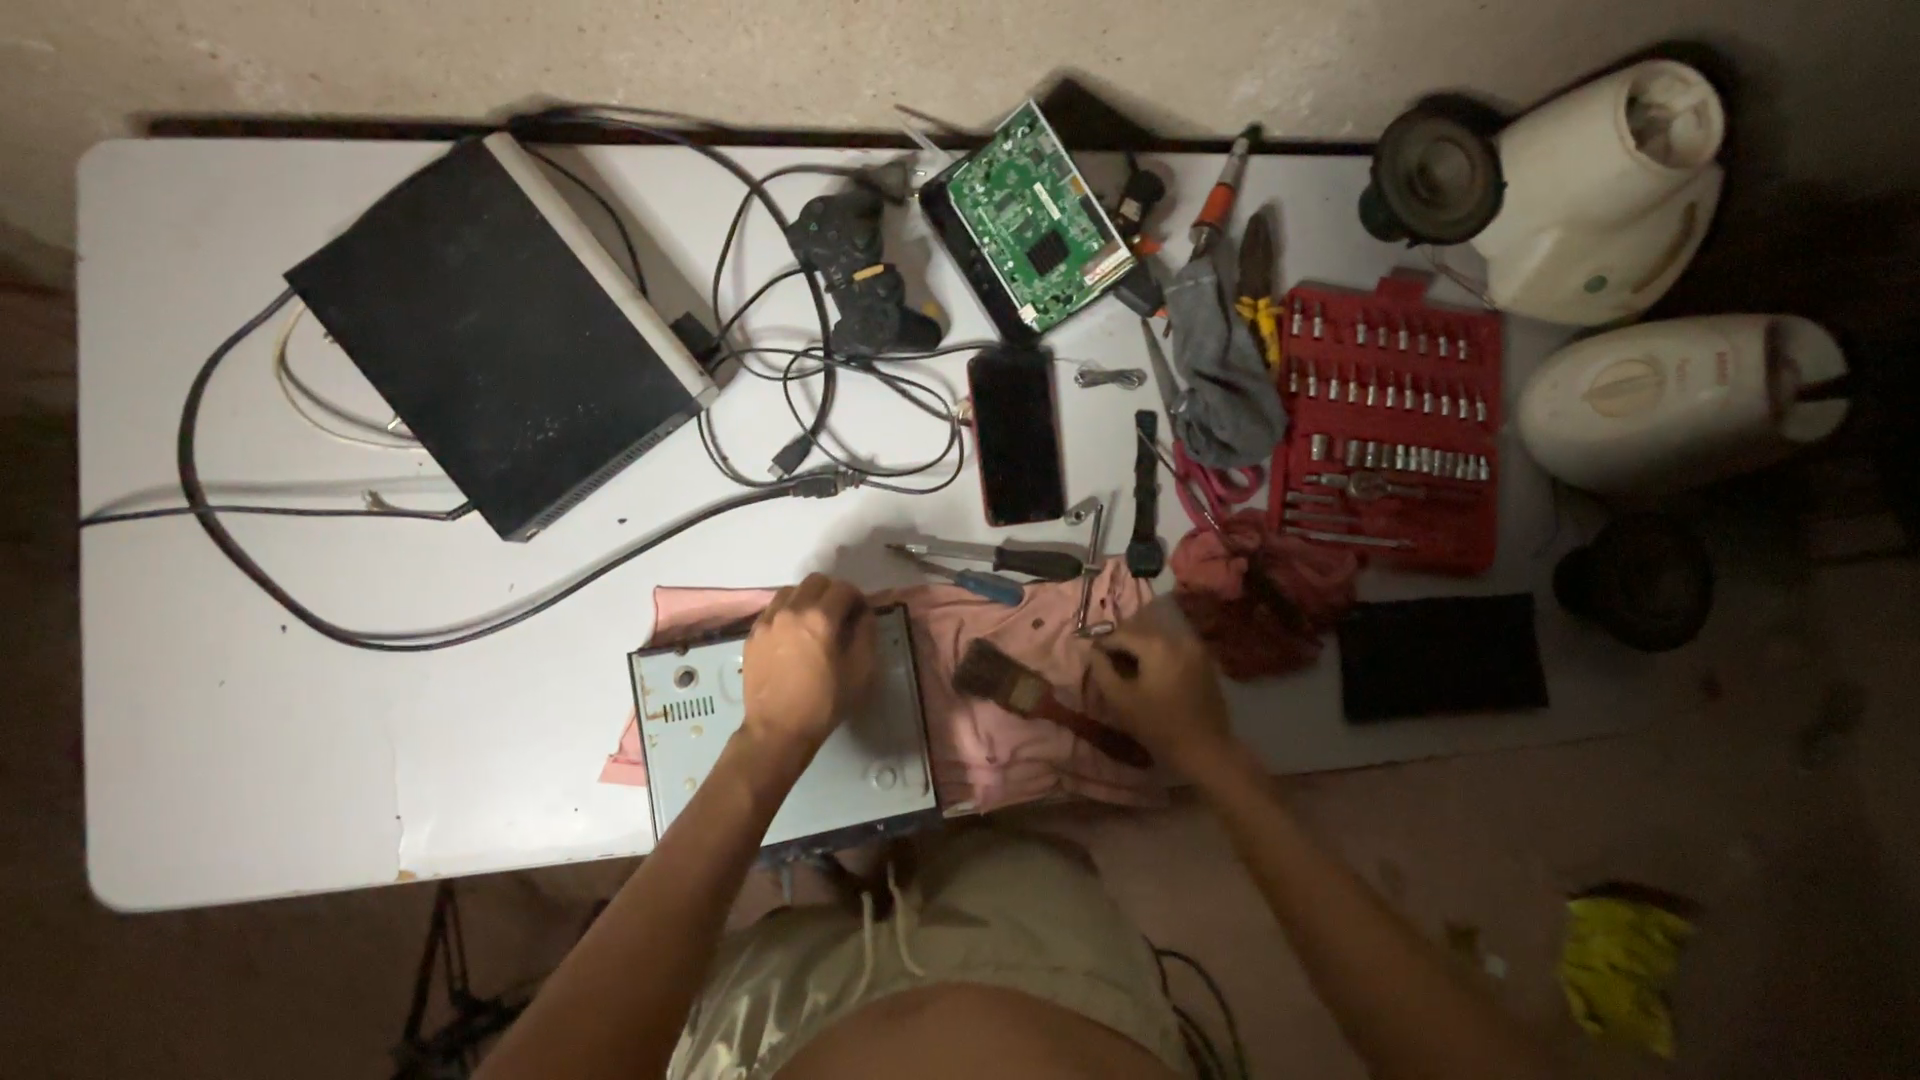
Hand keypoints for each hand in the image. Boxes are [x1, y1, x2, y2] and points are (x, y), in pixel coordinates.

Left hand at [742, 573, 874, 755]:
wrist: (777, 729)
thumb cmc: (824, 702)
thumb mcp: (860, 671)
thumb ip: (866, 633)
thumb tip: (864, 614)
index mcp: (820, 618)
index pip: (844, 588)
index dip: (857, 598)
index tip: (860, 615)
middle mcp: (791, 610)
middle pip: (816, 581)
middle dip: (832, 592)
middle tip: (839, 615)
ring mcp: (767, 620)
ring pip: (791, 591)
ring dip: (807, 599)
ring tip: (813, 623)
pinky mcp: (753, 634)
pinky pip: (773, 609)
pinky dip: (787, 612)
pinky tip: (793, 635)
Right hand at [1089, 607, 1235, 776]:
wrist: (1205, 750)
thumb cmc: (1157, 726)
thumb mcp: (1119, 699)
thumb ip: (1101, 670)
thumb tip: (1093, 651)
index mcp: (1156, 645)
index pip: (1121, 634)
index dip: (1103, 644)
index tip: (1092, 658)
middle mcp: (1179, 639)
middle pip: (1142, 632)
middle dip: (1123, 645)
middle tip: (1110, 665)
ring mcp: (1196, 649)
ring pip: (1159, 640)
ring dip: (1142, 650)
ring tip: (1130, 671)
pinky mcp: (1206, 662)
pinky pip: (1175, 650)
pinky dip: (1160, 656)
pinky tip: (1153, 676)